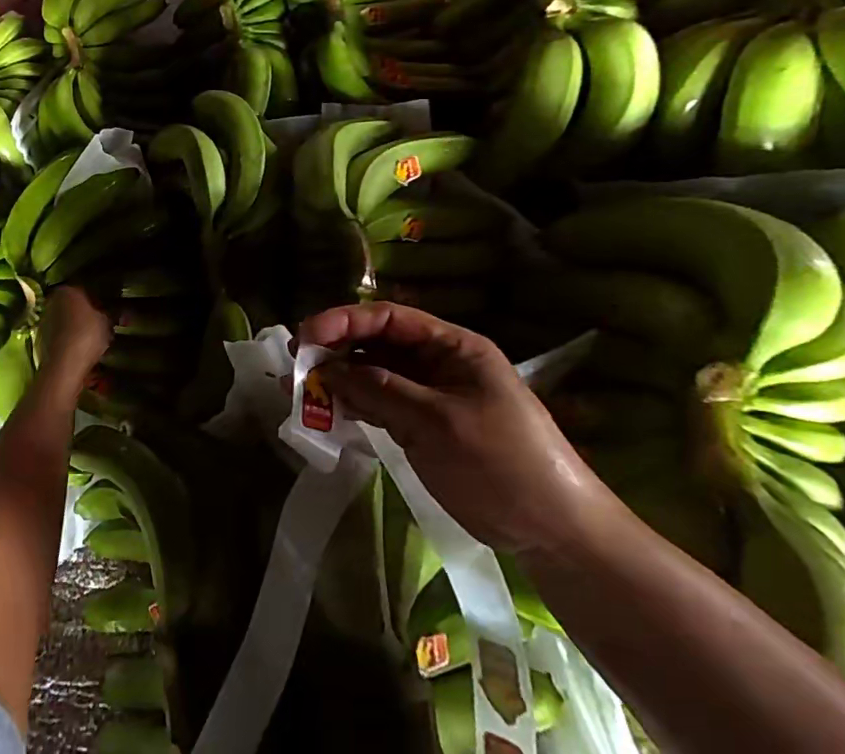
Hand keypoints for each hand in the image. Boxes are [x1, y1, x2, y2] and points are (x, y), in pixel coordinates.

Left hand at [38, 286, 112, 377]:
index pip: (87, 288)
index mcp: (68, 290)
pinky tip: (83, 344)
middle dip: (88, 310)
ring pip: (67, 317)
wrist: (64, 365)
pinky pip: (61, 332)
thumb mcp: (107, 321)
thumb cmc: (87, 335)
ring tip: (96, 334)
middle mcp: (52, 300)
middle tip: (105, 319)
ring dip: (79, 323)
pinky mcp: (41, 337)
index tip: (111, 305)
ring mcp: (44, 319)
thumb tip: (117, 310)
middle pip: (74, 302)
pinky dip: (71, 335)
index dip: (101, 296)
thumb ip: (111, 312)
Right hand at [298, 303, 596, 552]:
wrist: (548, 525)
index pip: (391, 319)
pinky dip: (353, 405)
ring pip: (374, 374)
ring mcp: (428, 396)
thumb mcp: (441, 422)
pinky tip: (327, 411)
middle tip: (296, 361)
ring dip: (340, 378)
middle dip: (338, 348)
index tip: (307, 335)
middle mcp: (437, 363)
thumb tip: (329, 370)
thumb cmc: (503, 461)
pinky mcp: (420, 427)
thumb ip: (383, 391)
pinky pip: (379, 404)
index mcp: (453, 346)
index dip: (346, 321)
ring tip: (302, 387)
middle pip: (378, 343)